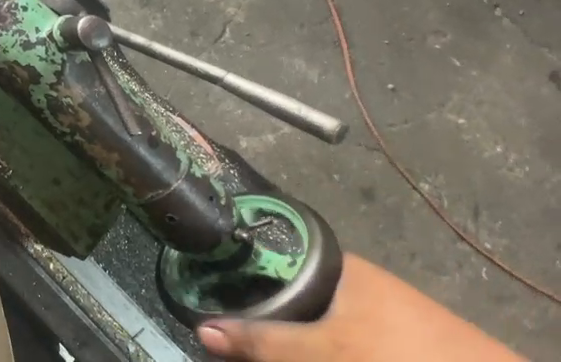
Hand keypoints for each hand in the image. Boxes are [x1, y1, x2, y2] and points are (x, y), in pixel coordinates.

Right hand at [197, 255, 524, 361]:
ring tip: (265, 344)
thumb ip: (263, 340)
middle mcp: (354, 277)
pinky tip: (307, 353)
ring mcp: (380, 308)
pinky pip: (342, 332)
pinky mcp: (400, 338)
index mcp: (335, 262)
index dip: (234, 266)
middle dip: (261, 307)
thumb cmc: (400, 355)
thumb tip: (202, 329)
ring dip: (290, 329)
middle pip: (290, 285)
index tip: (206, 281)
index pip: (268, 252)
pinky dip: (319, 343)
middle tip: (233, 326)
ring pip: (316, 312)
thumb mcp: (324, 352)